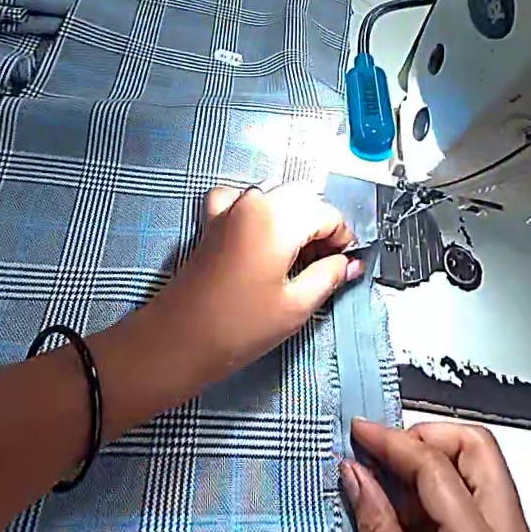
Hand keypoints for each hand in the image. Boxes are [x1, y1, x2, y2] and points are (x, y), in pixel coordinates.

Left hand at [133, 185, 362, 388]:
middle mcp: (253, 202)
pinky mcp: (213, 219)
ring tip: (298, 258)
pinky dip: (258, 211)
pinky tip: (261, 238)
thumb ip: (329, 276)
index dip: (342, 237)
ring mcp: (230, 207)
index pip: (326, 212)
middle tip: (326, 262)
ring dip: (293, 217)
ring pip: (276, 195)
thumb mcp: (296, 305)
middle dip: (320, 224)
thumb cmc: (239, 326)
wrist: (181, 336)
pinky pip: (243, 200)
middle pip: (302, 197)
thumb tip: (349, 263)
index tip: (346, 262)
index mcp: (277, 218)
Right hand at [343, 418, 530, 531]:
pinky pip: (482, 509)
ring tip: (390, 498)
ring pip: (481, 474)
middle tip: (385, 454)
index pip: (436, 463)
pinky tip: (412, 528)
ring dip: (431, 472)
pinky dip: (443, 503)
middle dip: (424, 439)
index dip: (391, 440)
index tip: (359, 431)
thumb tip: (356, 475)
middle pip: (477, 446)